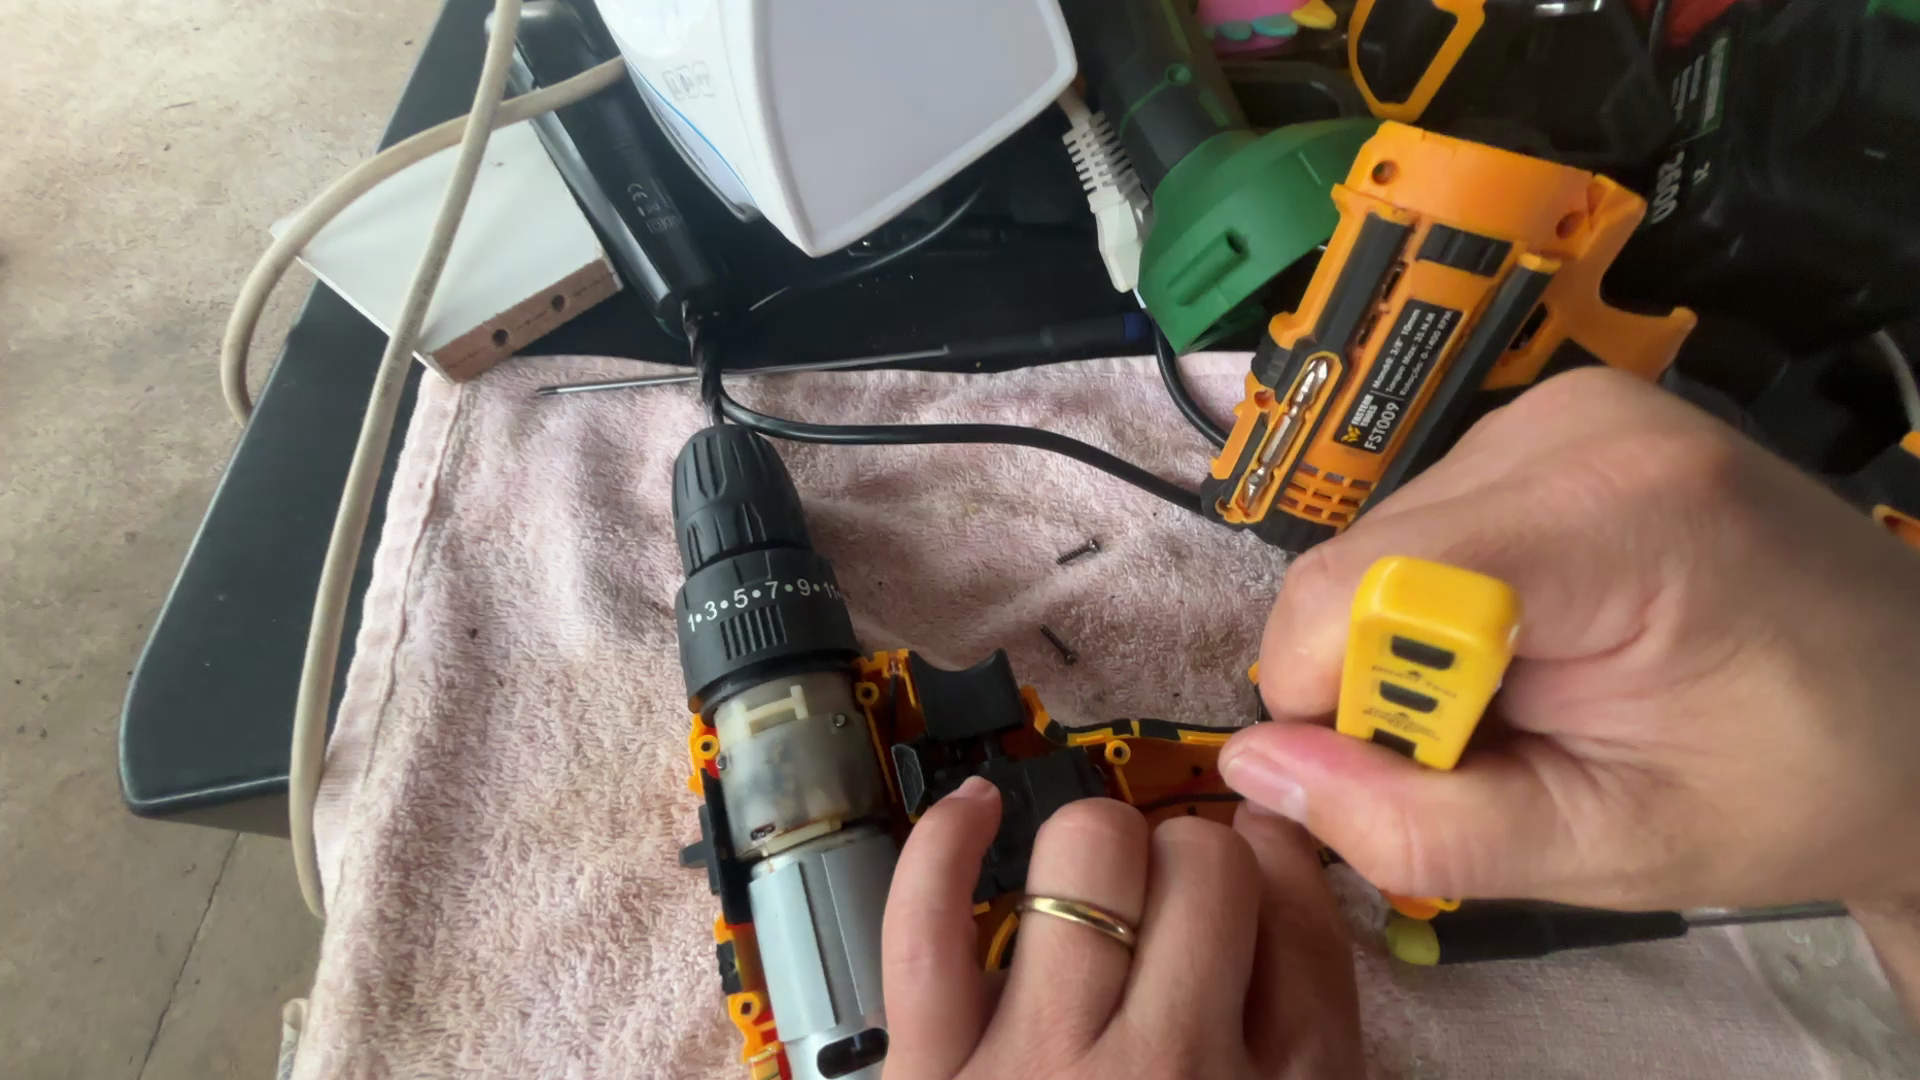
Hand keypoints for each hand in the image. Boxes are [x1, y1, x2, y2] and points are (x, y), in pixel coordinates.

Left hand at [881, 778, 1360, 1079]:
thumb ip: (1306, 1015)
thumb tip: (1270, 851)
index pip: (1298, 920)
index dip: (1273, 867)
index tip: (1250, 855)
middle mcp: (1175, 1076)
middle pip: (1200, 865)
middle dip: (1191, 859)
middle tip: (1169, 905)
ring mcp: (1040, 1067)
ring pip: (1087, 853)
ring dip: (1101, 843)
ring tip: (1097, 884)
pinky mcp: (929, 1075)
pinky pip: (928, 920)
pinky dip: (944, 844)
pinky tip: (975, 807)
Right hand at [1220, 367, 1919, 912]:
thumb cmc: (1793, 786)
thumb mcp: (1611, 850)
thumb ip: (1419, 825)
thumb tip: (1250, 763)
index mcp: (1612, 516)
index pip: (1358, 588)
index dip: (1330, 690)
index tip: (1397, 766)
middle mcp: (1560, 429)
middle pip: (1348, 573)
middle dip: (1365, 680)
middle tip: (1471, 743)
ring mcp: (1538, 415)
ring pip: (1361, 555)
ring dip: (1391, 645)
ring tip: (1506, 689)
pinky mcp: (1521, 427)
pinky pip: (1398, 534)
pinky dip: (1417, 605)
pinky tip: (1509, 633)